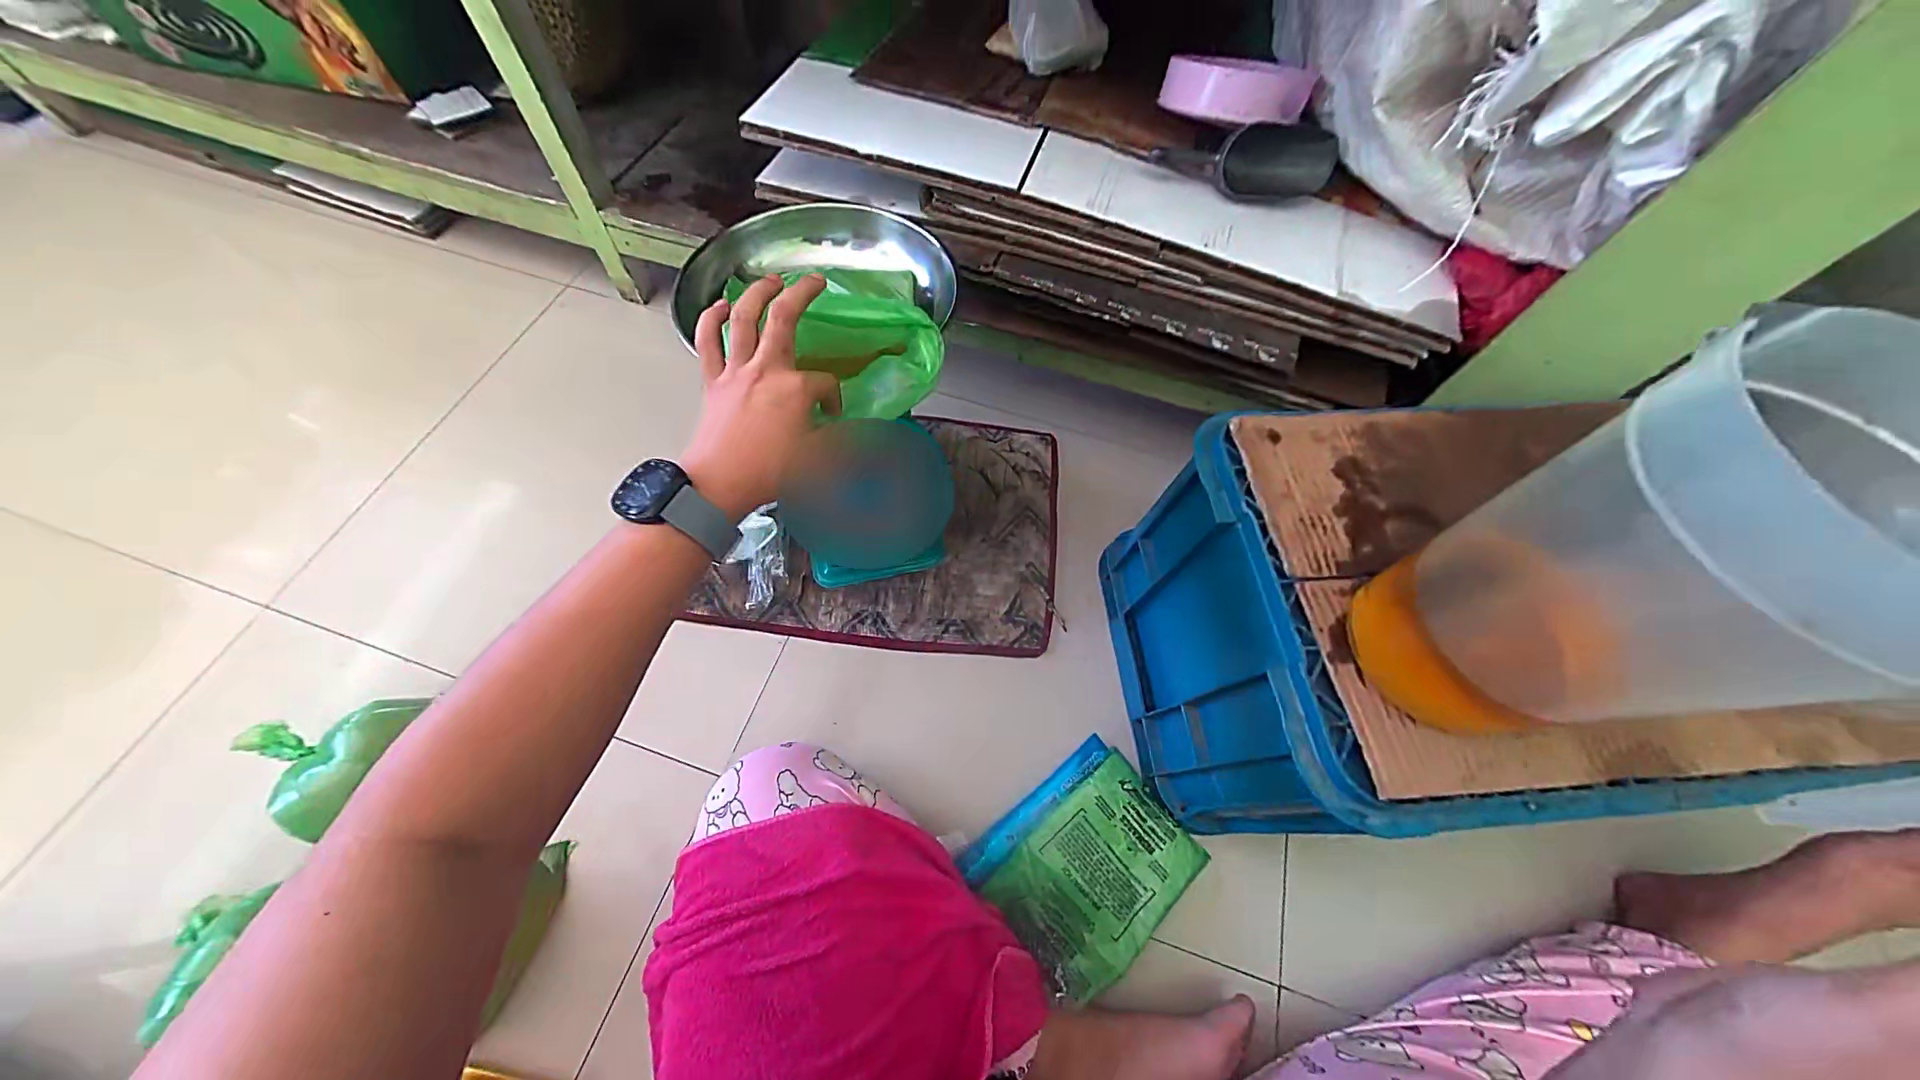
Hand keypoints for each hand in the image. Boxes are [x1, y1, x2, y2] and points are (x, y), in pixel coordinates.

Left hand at [679, 273, 840, 519]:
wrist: (719, 485)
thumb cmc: (769, 473)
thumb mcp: (818, 461)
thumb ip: (844, 444)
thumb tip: (867, 439)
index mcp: (796, 389)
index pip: (825, 383)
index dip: (833, 398)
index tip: (829, 416)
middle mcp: (766, 370)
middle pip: (784, 318)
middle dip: (801, 293)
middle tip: (814, 280)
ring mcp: (736, 372)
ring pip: (743, 318)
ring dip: (757, 293)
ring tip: (769, 279)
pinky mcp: (713, 381)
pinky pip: (707, 341)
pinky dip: (709, 319)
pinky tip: (718, 305)